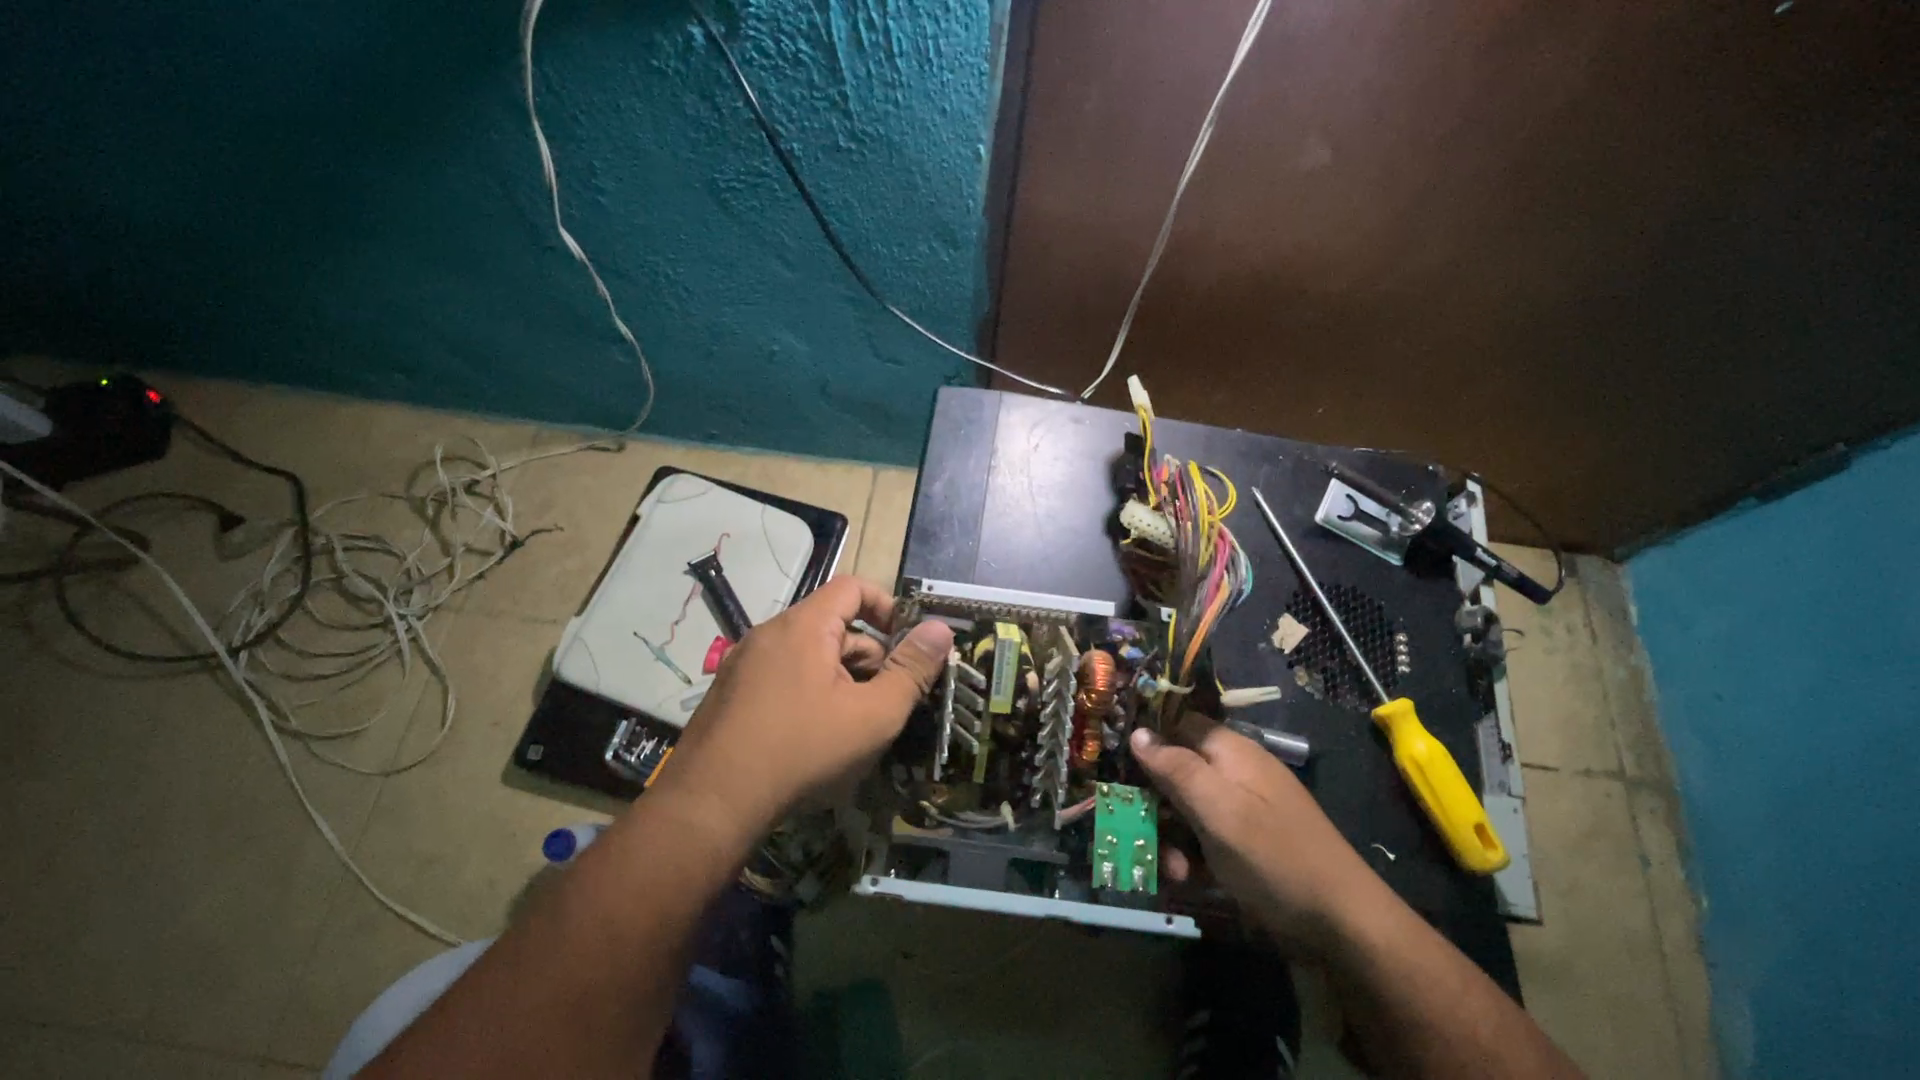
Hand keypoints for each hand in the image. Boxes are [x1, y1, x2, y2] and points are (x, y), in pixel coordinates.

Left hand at [654, 577, 952, 841]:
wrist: (712, 803)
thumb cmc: (802, 751)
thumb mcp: (872, 715)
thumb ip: (911, 670)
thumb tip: (941, 629)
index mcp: (803, 626)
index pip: (853, 587)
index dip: (888, 607)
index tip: (909, 644)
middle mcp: (769, 634)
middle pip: (831, 624)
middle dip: (869, 655)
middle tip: (889, 697)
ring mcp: (743, 665)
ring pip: (807, 655)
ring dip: (840, 678)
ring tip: (856, 724)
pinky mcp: (730, 695)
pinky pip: (782, 678)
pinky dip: (809, 693)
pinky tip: (816, 737)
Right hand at [1131, 712, 1389, 956]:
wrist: (1339, 922)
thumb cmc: (1273, 855)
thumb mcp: (1217, 808)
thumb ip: (1175, 767)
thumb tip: (1138, 731)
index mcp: (1230, 751)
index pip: (1176, 723)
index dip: (1144, 738)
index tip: (1112, 760)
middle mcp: (1234, 774)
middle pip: (1174, 771)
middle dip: (1151, 801)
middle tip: (1133, 828)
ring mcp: (1241, 811)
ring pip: (1184, 810)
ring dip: (1167, 837)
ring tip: (1171, 870)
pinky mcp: (1244, 845)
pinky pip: (1203, 840)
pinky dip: (1190, 857)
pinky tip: (1187, 880)